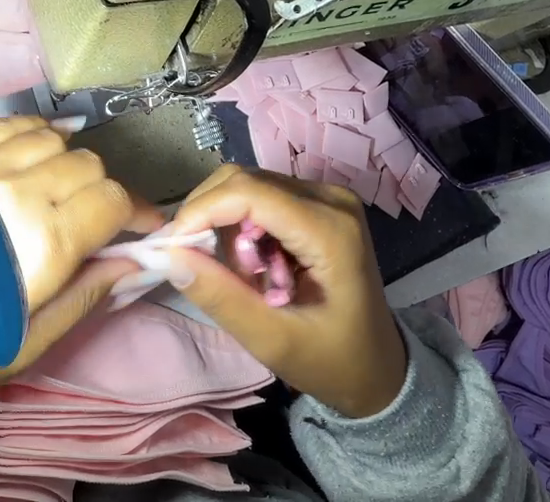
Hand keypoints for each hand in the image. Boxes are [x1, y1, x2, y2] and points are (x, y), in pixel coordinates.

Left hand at [0, 117, 159, 450]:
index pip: (112, 200)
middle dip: (104, 191)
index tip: (144, 230)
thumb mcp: (20, 347)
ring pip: (49, 138)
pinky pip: (4, 125)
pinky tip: (40, 147)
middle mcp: (13, 190)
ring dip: (69, 161)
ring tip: (65, 191)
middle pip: (85, 164)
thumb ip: (84, 298)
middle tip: (98, 223)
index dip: (138, 213)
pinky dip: (32, 132)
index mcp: (39, 243)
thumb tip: (135, 266)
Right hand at [166, 164, 406, 417]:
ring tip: (239, 274)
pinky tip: (253, 263)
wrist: (379, 370)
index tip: (173, 247)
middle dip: (210, 218)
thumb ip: (221, 297)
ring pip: (246, 185)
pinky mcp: (317, 201)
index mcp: (330, 230)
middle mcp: (330, 198)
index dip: (202, 210)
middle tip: (201, 265)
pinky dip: (240, 224)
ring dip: (225, 224)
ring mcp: (326, 195)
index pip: (248, 192)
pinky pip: (259, 194)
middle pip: (243, 180)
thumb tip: (169, 256)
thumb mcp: (273, 342)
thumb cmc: (331, 362)